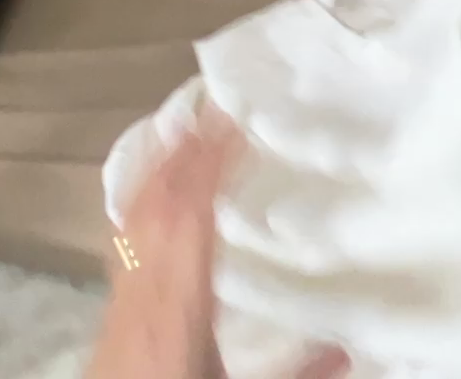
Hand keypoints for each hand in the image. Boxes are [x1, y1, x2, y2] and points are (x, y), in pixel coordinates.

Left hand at [85, 107, 348, 378]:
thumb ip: (297, 366)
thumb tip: (348, 347)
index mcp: (184, 304)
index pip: (197, 218)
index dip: (213, 166)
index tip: (236, 127)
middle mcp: (148, 287)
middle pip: (165, 200)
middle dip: (189, 149)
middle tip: (217, 107)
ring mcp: (123, 287)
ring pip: (139, 208)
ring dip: (164, 160)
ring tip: (187, 122)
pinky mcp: (112, 294)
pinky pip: (123, 226)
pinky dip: (138, 188)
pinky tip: (147, 170)